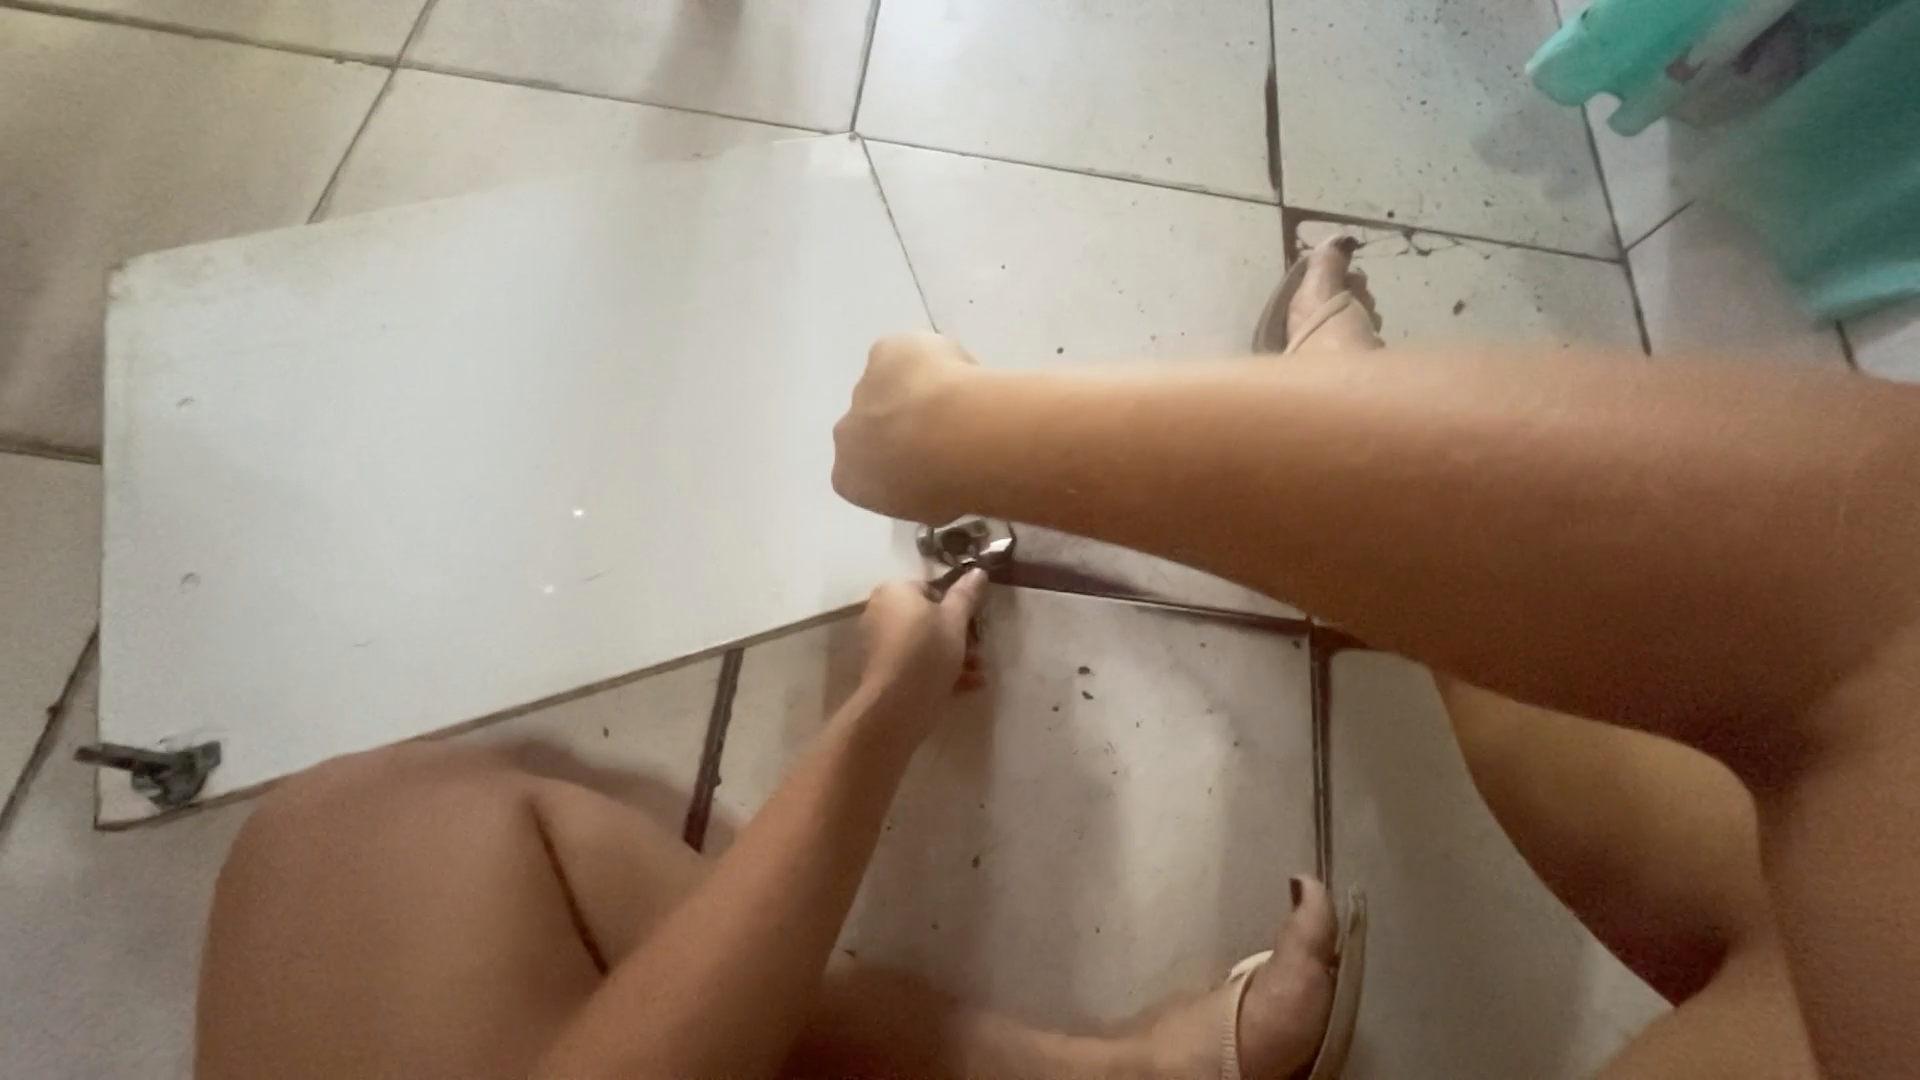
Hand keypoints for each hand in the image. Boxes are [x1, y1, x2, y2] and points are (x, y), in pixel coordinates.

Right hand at [832, 333, 979, 523]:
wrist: (956, 442)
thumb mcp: (928, 507)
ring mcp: (862, 388)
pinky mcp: (883, 352)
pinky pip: (904, 354)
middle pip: (869, 425)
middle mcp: (845, 432)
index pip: (863, 471)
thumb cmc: (945, 488)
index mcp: (848, 476)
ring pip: (887, 387)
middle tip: (944, 434)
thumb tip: (937, 479)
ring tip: (958, 404)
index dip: (897, 465)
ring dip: (914, 392)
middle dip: (900, 426)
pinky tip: (957, 375)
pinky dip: (928, 360)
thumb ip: (920, 489)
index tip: (927, 466)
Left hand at [852, 572, 989, 731]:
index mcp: (894, 590)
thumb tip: (977, 571)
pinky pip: (913, 662)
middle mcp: (880, 611)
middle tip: (978, 648)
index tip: (971, 621)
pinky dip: (936, 669)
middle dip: (955, 633)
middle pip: (925, 617)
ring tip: (977, 670)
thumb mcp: (955, 619)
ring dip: (951, 654)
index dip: (953, 604)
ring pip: (922, 642)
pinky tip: (966, 684)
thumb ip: (966, 594)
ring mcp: (877, 641)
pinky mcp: (881, 668)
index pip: (929, 588)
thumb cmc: (928, 649)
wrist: (898, 701)